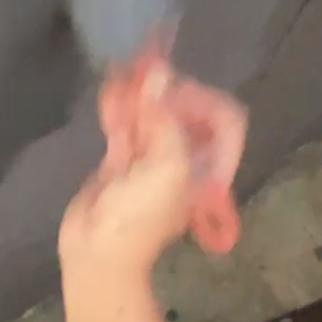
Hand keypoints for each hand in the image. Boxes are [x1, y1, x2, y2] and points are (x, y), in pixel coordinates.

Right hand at [60, 52, 246, 278]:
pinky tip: (109, 91)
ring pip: (151, 117)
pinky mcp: (122, 162)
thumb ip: (167, 117)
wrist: (98, 249)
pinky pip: (126, 128)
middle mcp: (186, 159)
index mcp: (209, 164)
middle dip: (165, 90)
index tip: (172, 90)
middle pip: (184, 113)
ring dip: (138, 95)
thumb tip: (159, 73)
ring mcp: (152, 160)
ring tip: (121, 74)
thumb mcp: (168, 166)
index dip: (202, 98)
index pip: (223, 120)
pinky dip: (119, 109)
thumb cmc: (142, 213)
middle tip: (142, 73)